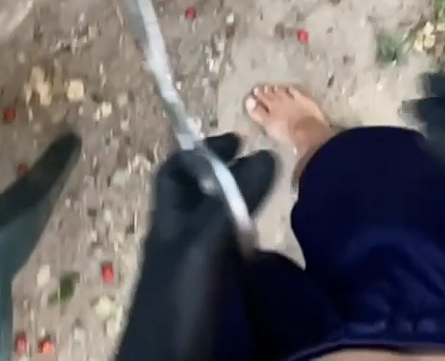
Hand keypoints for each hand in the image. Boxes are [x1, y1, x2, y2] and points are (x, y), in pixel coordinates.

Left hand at [115, 134, 276, 360]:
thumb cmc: (178, 303)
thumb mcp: (204, 243)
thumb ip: (232, 199)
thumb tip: (268, 153)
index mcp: (169, 220)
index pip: (176, 170)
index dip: (203, 150)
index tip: (240, 142)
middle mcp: (180, 239)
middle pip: (200, 196)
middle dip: (230, 178)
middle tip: (268, 172)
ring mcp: (194, 270)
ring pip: (217, 226)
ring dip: (242, 212)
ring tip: (276, 206)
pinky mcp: (211, 297)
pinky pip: (231, 261)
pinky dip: (250, 250)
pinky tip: (273, 254)